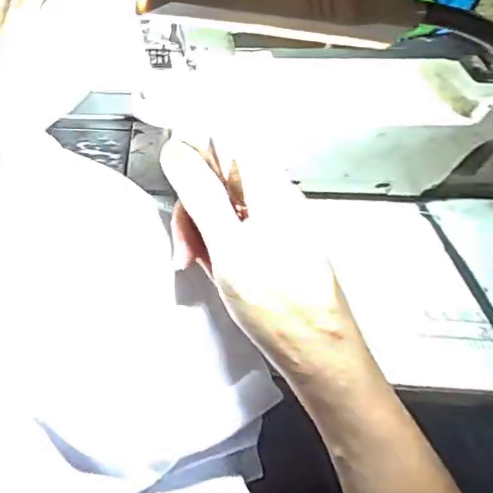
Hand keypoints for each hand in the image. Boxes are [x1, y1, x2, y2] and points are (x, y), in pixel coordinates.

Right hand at [160, 138, 376, 388]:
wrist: (321, 354)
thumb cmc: (285, 308)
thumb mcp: (228, 246)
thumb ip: (200, 193)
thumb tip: (177, 151)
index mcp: (267, 184)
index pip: (221, 138)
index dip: (189, 149)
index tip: (171, 174)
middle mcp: (274, 194)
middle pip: (218, 174)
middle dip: (193, 203)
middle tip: (186, 242)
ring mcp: (275, 218)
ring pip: (223, 202)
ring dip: (202, 227)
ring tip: (200, 261)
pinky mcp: (273, 240)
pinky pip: (235, 226)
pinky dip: (218, 243)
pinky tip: (218, 269)